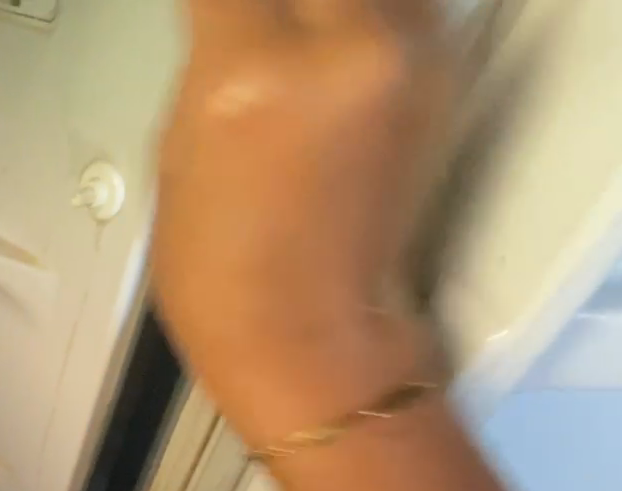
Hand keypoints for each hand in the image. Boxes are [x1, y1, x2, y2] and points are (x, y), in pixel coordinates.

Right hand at [153, 0, 453, 447]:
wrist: (304, 327)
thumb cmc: (217, 272)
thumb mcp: (176, 160)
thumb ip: (208, 71)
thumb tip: (225, 21)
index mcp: (246, 81)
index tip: (200, 9)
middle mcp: (340, 49)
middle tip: (241, 20)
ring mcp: (410, 52)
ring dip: (315, 1)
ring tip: (284, 32)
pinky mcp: (445, 68)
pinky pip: (400, 0)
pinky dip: (357, 10)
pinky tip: (324, 43)